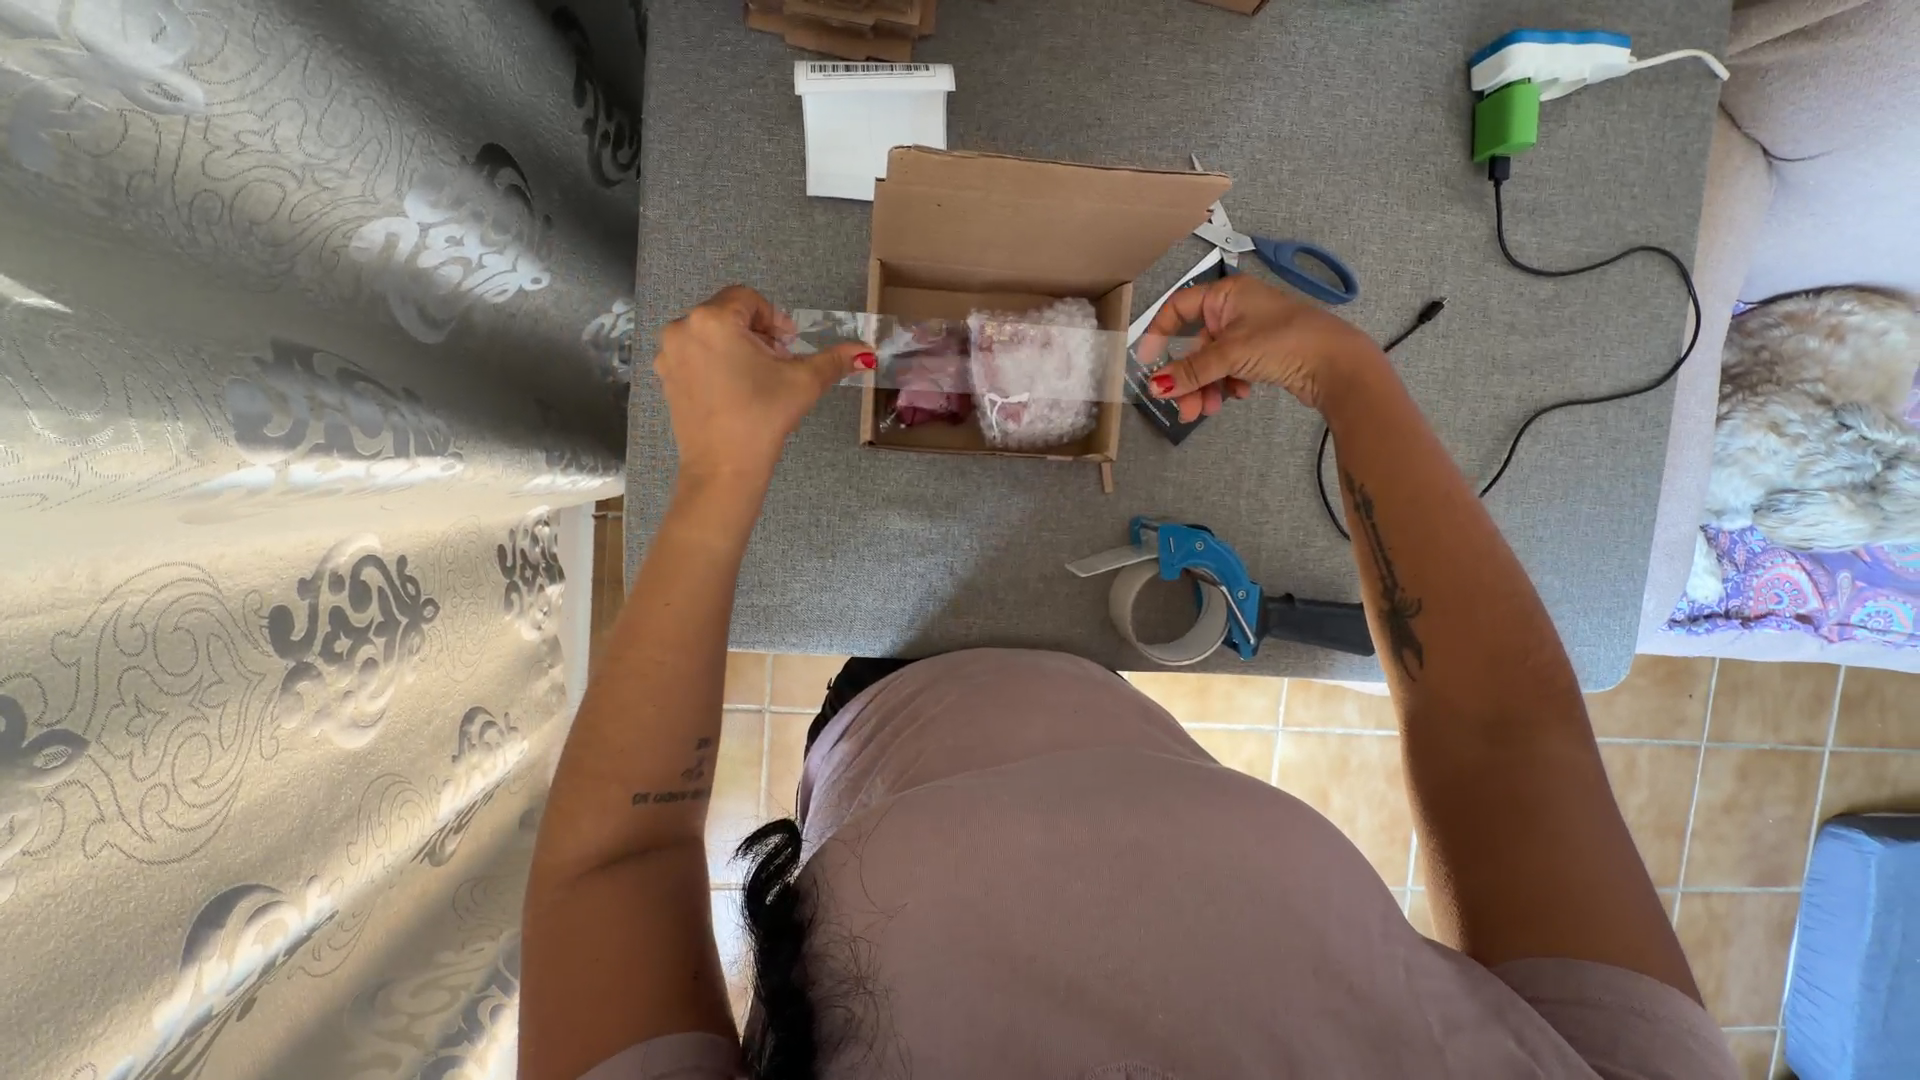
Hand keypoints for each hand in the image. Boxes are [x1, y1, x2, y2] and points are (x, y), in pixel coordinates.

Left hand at [654, 285, 871, 485]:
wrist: (723, 467)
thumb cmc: (762, 417)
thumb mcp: (804, 382)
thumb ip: (835, 360)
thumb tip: (867, 352)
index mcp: (712, 320)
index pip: (748, 298)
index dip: (774, 318)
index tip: (789, 345)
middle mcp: (682, 329)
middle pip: (727, 314)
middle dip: (757, 334)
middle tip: (778, 363)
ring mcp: (669, 355)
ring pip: (710, 335)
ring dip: (738, 348)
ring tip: (758, 379)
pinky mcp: (666, 379)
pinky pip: (695, 356)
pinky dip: (717, 364)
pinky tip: (736, 392)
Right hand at [1137, 275, 1385, 419]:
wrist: (1338, 363)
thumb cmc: (1283, 342)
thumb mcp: (1230, 354)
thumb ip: (1190, 371)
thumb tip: (1153, 387)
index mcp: (1226, 294)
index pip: (1177, 308)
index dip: (1158, 333)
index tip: (1147, 362)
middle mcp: (1235, 309)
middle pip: (1195, 346)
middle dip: (1188, 378)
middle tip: (1184, 407)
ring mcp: (1250, 332)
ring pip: (1213, 363)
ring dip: (1206, 388)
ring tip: (1209, 411)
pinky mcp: (1263, 354)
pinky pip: (1231, 370)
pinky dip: (1228, 385)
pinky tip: (1238, 396)